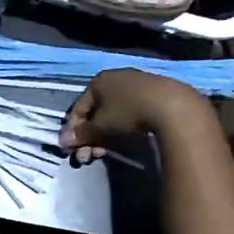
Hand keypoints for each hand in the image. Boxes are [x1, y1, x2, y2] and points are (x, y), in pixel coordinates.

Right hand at [59, 69, 209, 162]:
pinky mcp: (151, 92)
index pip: (78, 109)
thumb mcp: (101, 126)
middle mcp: (114, 78)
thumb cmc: (128, 112)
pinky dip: (121, 127)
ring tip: (106, 152)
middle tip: (91, 156)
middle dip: (90, 137)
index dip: (74, 131)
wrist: (171, 106)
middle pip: (95, 112)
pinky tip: (124, 140)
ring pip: (112, 114)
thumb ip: (81, 133)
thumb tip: (63, 140)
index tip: (74, 150)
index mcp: (98, 81)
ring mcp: (134, 84)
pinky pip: (128, 111)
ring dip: (104, 136)